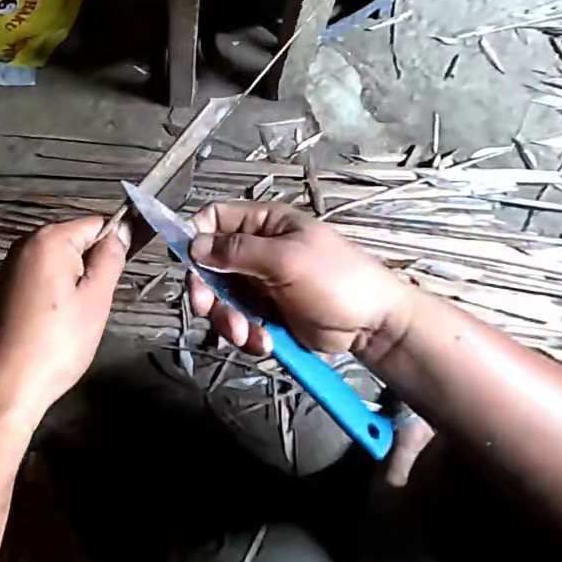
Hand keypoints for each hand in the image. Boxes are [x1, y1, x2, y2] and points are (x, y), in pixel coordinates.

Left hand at [0, 217, 129, 423]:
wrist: (4, 389)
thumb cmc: (56, 342)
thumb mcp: (95, 298)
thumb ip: (111, 257)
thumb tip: (123, 228)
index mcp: (48, 239)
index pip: (97, 224)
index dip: (114, 247)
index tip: (118, 278)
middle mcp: (25, 244)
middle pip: (77, 241)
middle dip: (93, 267)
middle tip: (96, 303)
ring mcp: (12, 267)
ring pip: (62, 263)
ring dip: (76, 283)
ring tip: (76, 317)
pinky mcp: (6, 289)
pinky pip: (43, 278)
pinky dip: (57, 294)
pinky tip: (56, 323)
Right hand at [186, 203, 414, 359]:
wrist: (373, 324)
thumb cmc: (335, 279)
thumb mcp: (286, 259)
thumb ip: (238, 251)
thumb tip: (194, 245)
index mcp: (264, 224)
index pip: (215, 218)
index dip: (196, 237)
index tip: (188, 263)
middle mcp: (256, 250)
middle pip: (209, 264)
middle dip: (207, 290)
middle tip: (208, 309)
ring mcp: (260, 283)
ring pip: (221, 298)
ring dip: (227, 319)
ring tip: (248, 335)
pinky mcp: (265, 313)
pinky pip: (239, 320)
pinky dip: (245, 334)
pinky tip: (265, 343)